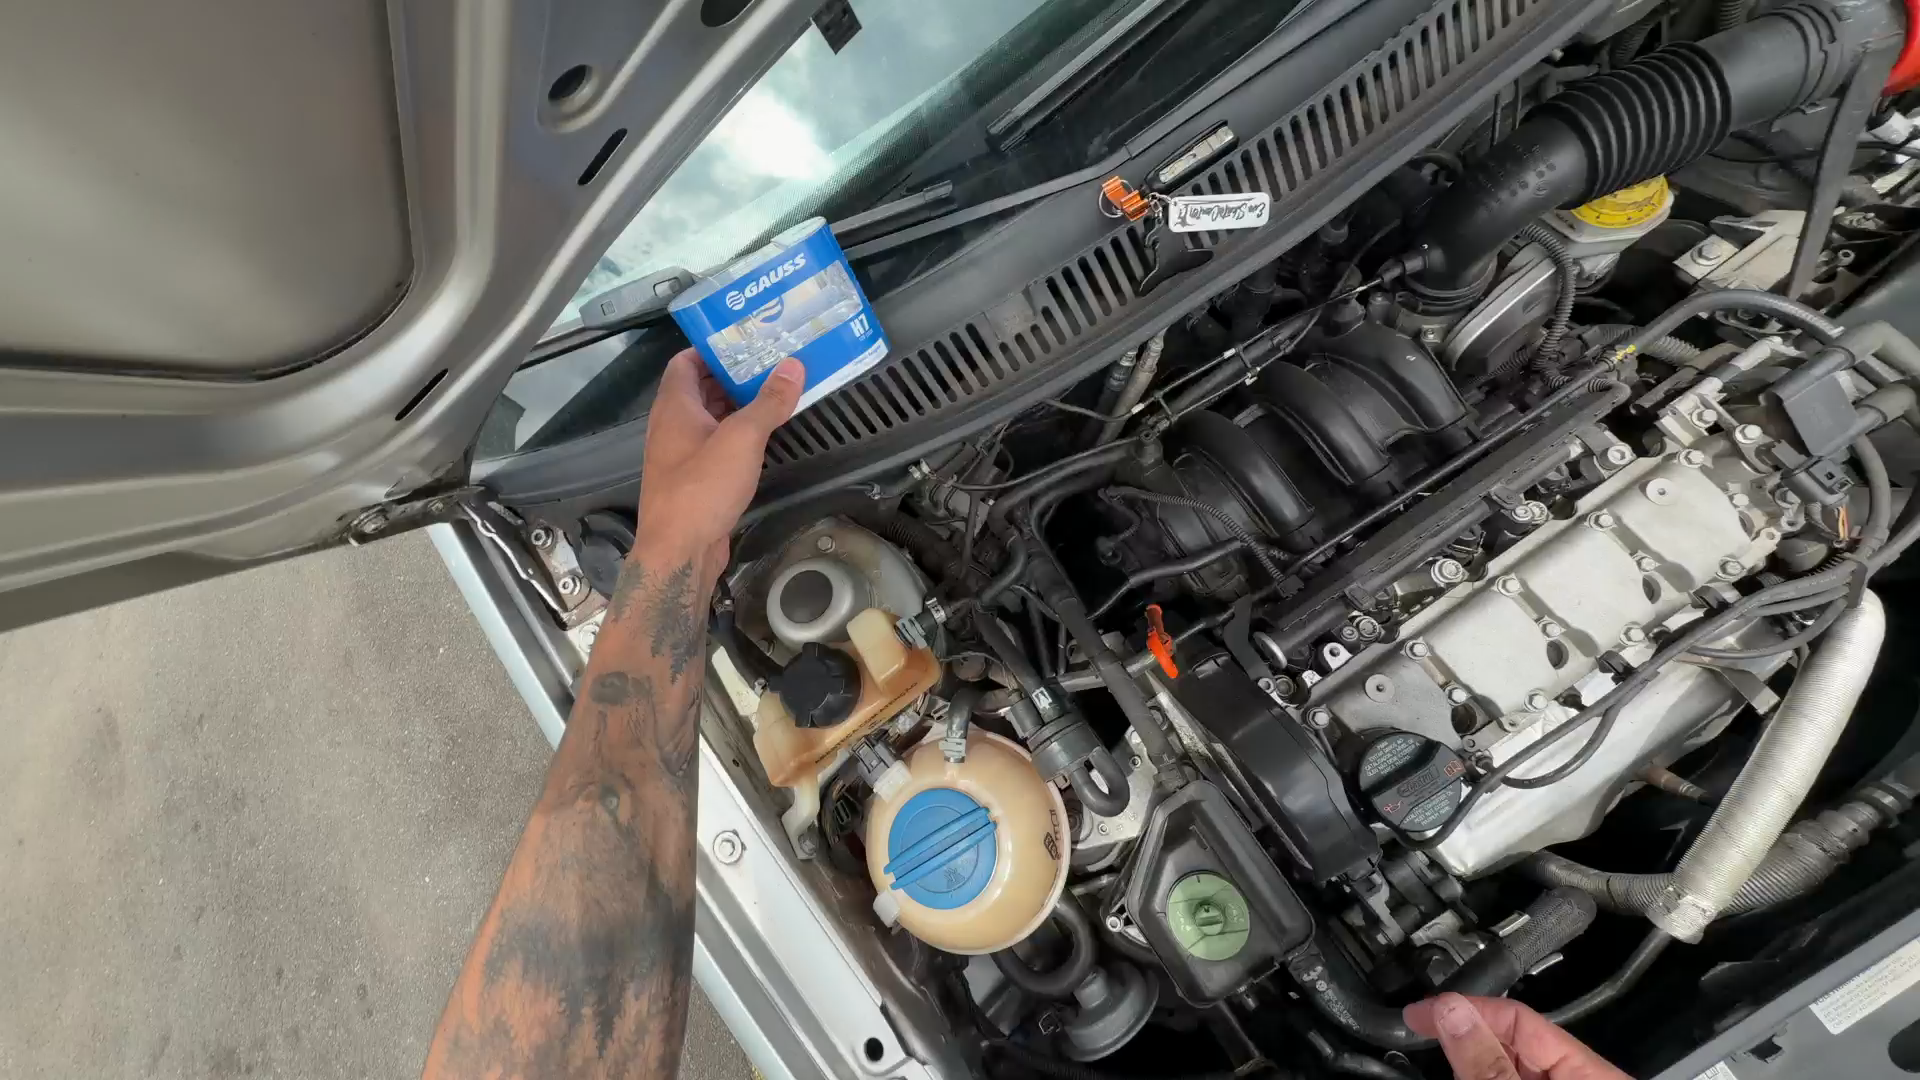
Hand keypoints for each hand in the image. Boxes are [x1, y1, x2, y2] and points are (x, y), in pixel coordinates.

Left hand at [636, 350, 803, 573]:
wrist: (681, 550)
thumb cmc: (702, 488)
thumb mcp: (742, 438)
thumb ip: (768, 402)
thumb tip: (793, 366)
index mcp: (675, 407)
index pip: (685, 361)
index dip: (712, 348)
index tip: (746, 341)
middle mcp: (673, 426)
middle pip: (700, 389)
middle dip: (733, 376)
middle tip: (771, 366)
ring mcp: (681, 455)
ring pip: (710, 419)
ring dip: (737, 407)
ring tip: (774, 395)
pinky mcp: (694, 480)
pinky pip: (716, 446)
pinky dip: (737, 436)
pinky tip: (764, 438)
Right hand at [1404, 994, 1630, 1079]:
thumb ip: (1488, 1064)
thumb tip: (1449, 1008)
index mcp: (1596, 1074)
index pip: (1517, 1015)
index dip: (1462, 1007)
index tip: (1417, 1014)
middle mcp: (1585, 1077)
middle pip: (1512, 1038)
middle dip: (1465, 1038)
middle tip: (1428, 1045)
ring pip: (1510, 1061)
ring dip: (1473, 1061)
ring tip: (1452, 1069)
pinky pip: (1514, 1076)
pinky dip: (1486, 1074)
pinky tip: (1466, 1075)